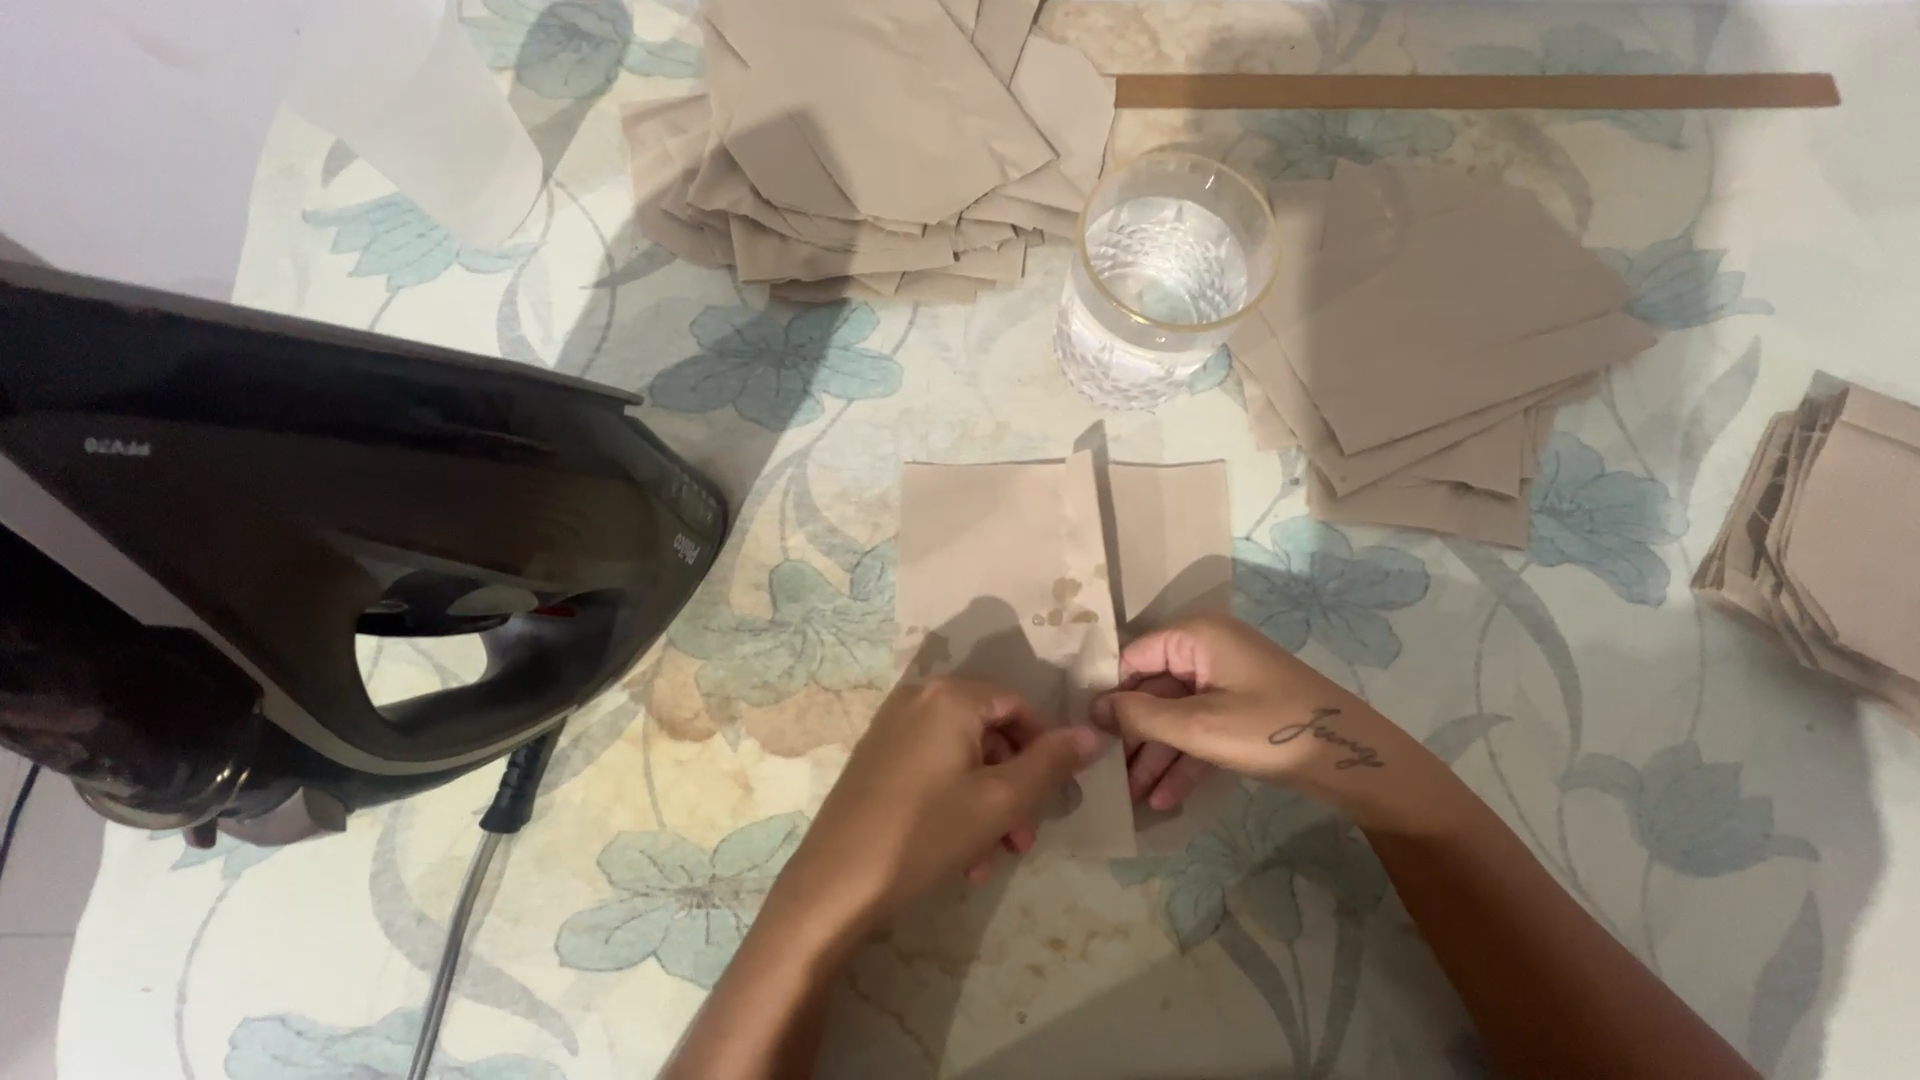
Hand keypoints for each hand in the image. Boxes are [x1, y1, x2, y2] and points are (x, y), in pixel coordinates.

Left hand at [773, 675, 1105, 930]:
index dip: (1043, 749)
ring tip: (989, 861)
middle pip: (989, 735)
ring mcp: (892, 729)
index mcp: (950, 696)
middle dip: (1014, 789)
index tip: (1050, 798)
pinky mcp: (876, 759)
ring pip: (963, 760)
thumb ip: (1051, 762)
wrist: (837, 881)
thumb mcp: (1002, 800)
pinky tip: (960, 859)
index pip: (1018, 706)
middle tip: (1022, 840)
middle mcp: (918, 699)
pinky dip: (954, 806)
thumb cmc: (927, 832)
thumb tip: (1091, 732)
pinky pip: (933, 772)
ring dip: (987, 808)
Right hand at [1091, 614, 1451, 831]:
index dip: (1110, 696)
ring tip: (1131, 798)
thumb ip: (1140, 716)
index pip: (1133, 658)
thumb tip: (1094, 710)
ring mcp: (1228, 681)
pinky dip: (1184, 759)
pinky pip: (1201, 729)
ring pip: (1176, 715)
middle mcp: (1209, 650)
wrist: (1355, 761)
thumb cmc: (1270, 731)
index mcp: (1197, 636)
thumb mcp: (1197, 727)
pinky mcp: (1243, 710)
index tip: (1087, 734)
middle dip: (1132, 735)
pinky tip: (1163, 800)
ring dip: (1155, 756)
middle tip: (1105, 774)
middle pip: (1153, 689)